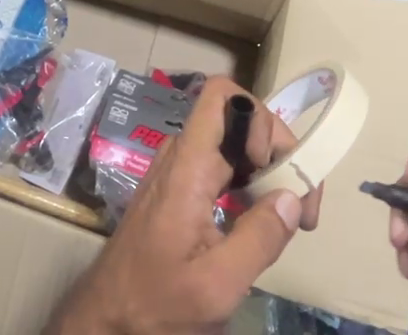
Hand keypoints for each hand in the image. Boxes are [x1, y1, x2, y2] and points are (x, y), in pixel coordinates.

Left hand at [46, 77, 323, 334]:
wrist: (106, 317)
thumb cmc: (156, 302)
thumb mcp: (217, 284)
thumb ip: (259, 239)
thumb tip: (293, 196)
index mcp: (188, 165)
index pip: (221, 95)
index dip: (258, 117)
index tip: (272, 170)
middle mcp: (182, 155)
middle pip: (239, 120)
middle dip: (277, 152)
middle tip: (301, 207)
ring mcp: (180, 170)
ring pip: (235, 144)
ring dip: (269, 172)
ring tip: (290, 218)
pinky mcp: (181, 189)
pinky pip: (224, 167)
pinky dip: (251, 185)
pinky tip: (262, 222)